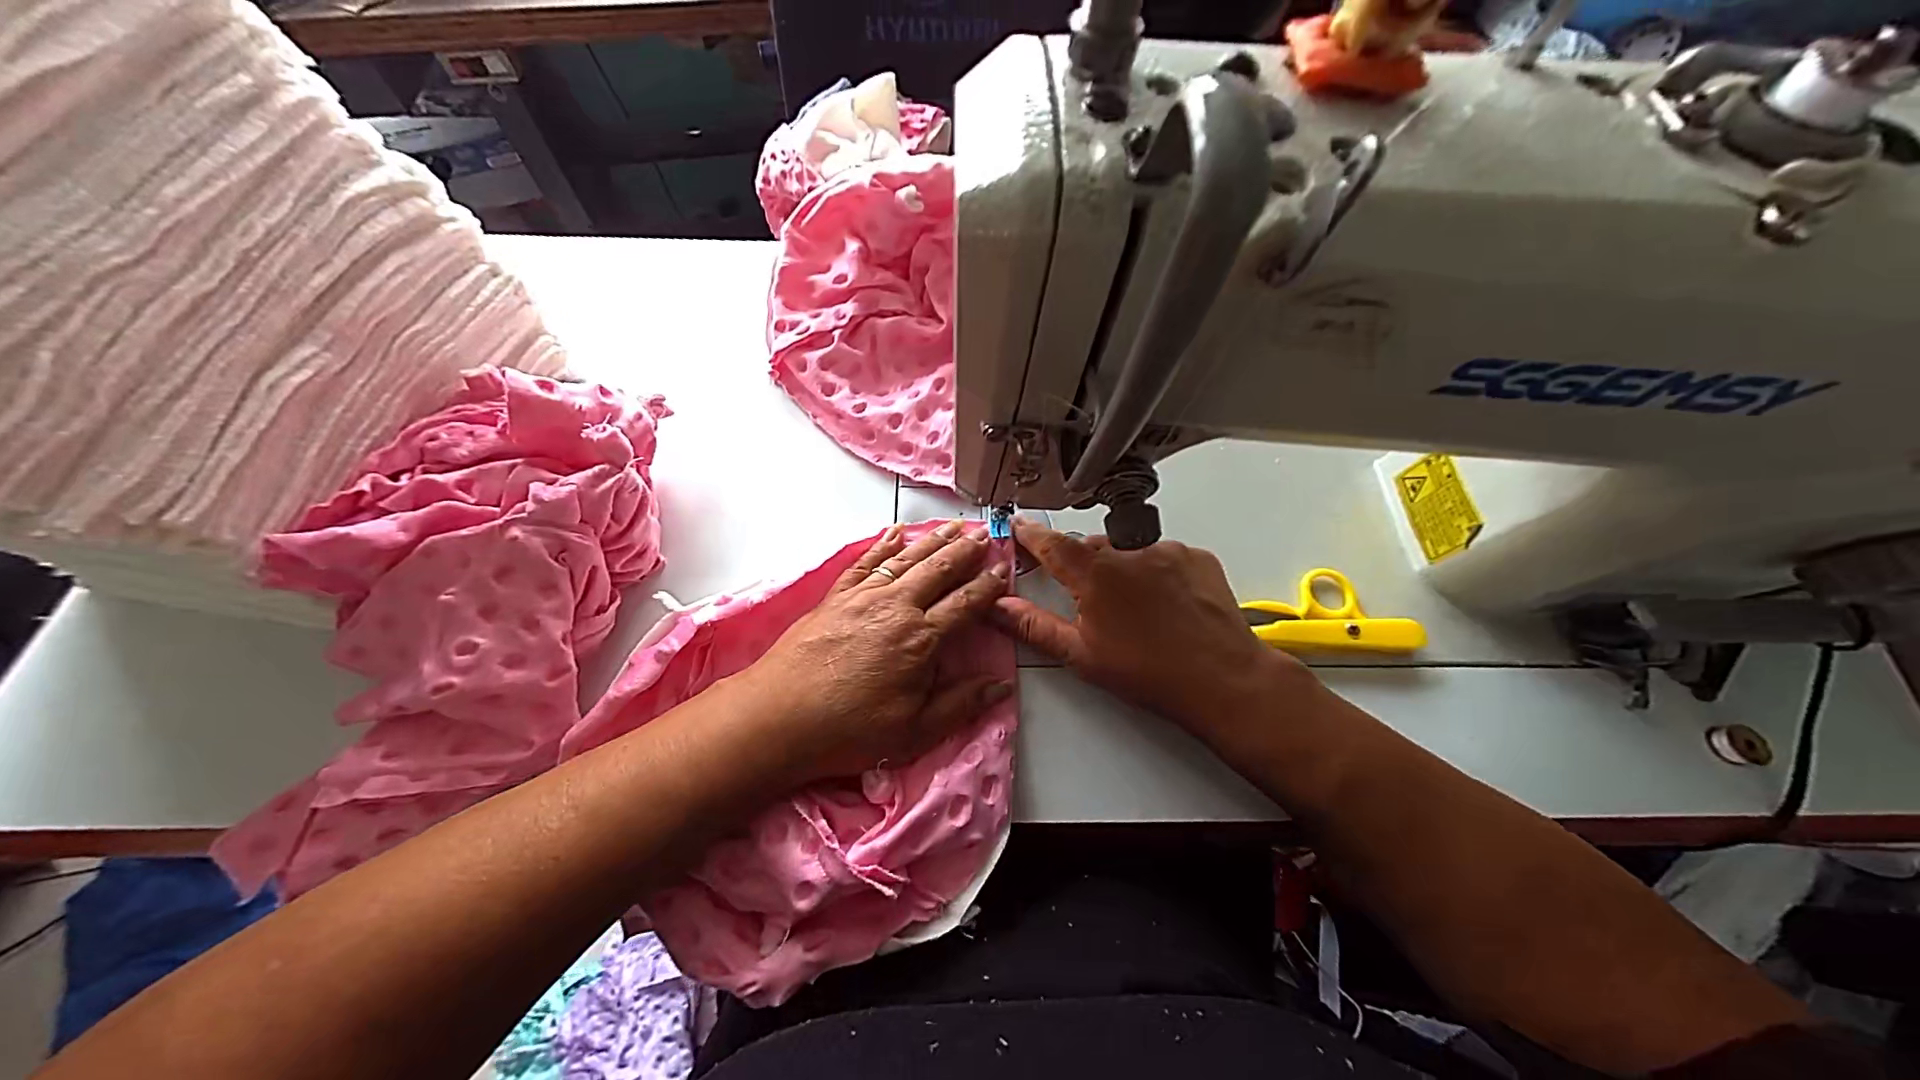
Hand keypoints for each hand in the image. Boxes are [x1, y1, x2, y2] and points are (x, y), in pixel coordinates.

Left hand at [738, 520, 1012, 783]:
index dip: (987, 586)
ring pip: (906, 559)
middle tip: (984, 534)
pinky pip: (865, 562)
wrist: (778, 717)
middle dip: (965, 550)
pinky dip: (882, 545)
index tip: (1002, 571)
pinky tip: (894, 533)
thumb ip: (961, 704)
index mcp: (921, 639)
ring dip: (932, 541)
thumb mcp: (915, 732)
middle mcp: (895, 608)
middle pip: (938, 570)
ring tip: (952, 527)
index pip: (964, 604)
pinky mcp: (835, 598)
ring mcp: (862, 598)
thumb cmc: (848, 730)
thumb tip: (1000, 686)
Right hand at [995, 517, 1311, 734]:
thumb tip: (999, 608)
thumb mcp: (1080, 653)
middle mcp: (1130, 552)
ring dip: (1122, 570)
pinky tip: (1163, 605)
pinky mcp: (1196, 557)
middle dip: (1082, 566)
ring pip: (1129, 551)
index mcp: (1095, 573)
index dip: (1030, 533)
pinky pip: (1164, 555)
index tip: (1019, 526)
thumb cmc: (1151, 672)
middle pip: (1091, 548)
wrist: (1221, 679)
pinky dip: (1156, 572)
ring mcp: (1168, 551)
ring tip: (1134, 611)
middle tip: (1089, 601)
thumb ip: (1032, 625)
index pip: (1051, 542)